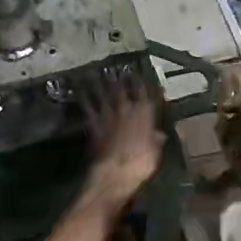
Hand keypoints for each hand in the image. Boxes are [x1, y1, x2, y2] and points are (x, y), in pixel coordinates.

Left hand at [83, 68, 164, 208]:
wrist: (115, 173)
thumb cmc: (141, 165)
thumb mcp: (156, 153)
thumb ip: (157, 140)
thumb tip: (160, 134)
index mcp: (145, 116)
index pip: (149, 96)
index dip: (148, 86)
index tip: (146, 76)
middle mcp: (127, 111)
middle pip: (126, 90)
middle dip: (125, 78)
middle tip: (122, 68)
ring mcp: (109, 116)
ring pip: (106, 95)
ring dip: (103, 83)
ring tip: (101, 71)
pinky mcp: (94, 124)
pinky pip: (88, 108)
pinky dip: (84, 98)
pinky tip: (80, 90)